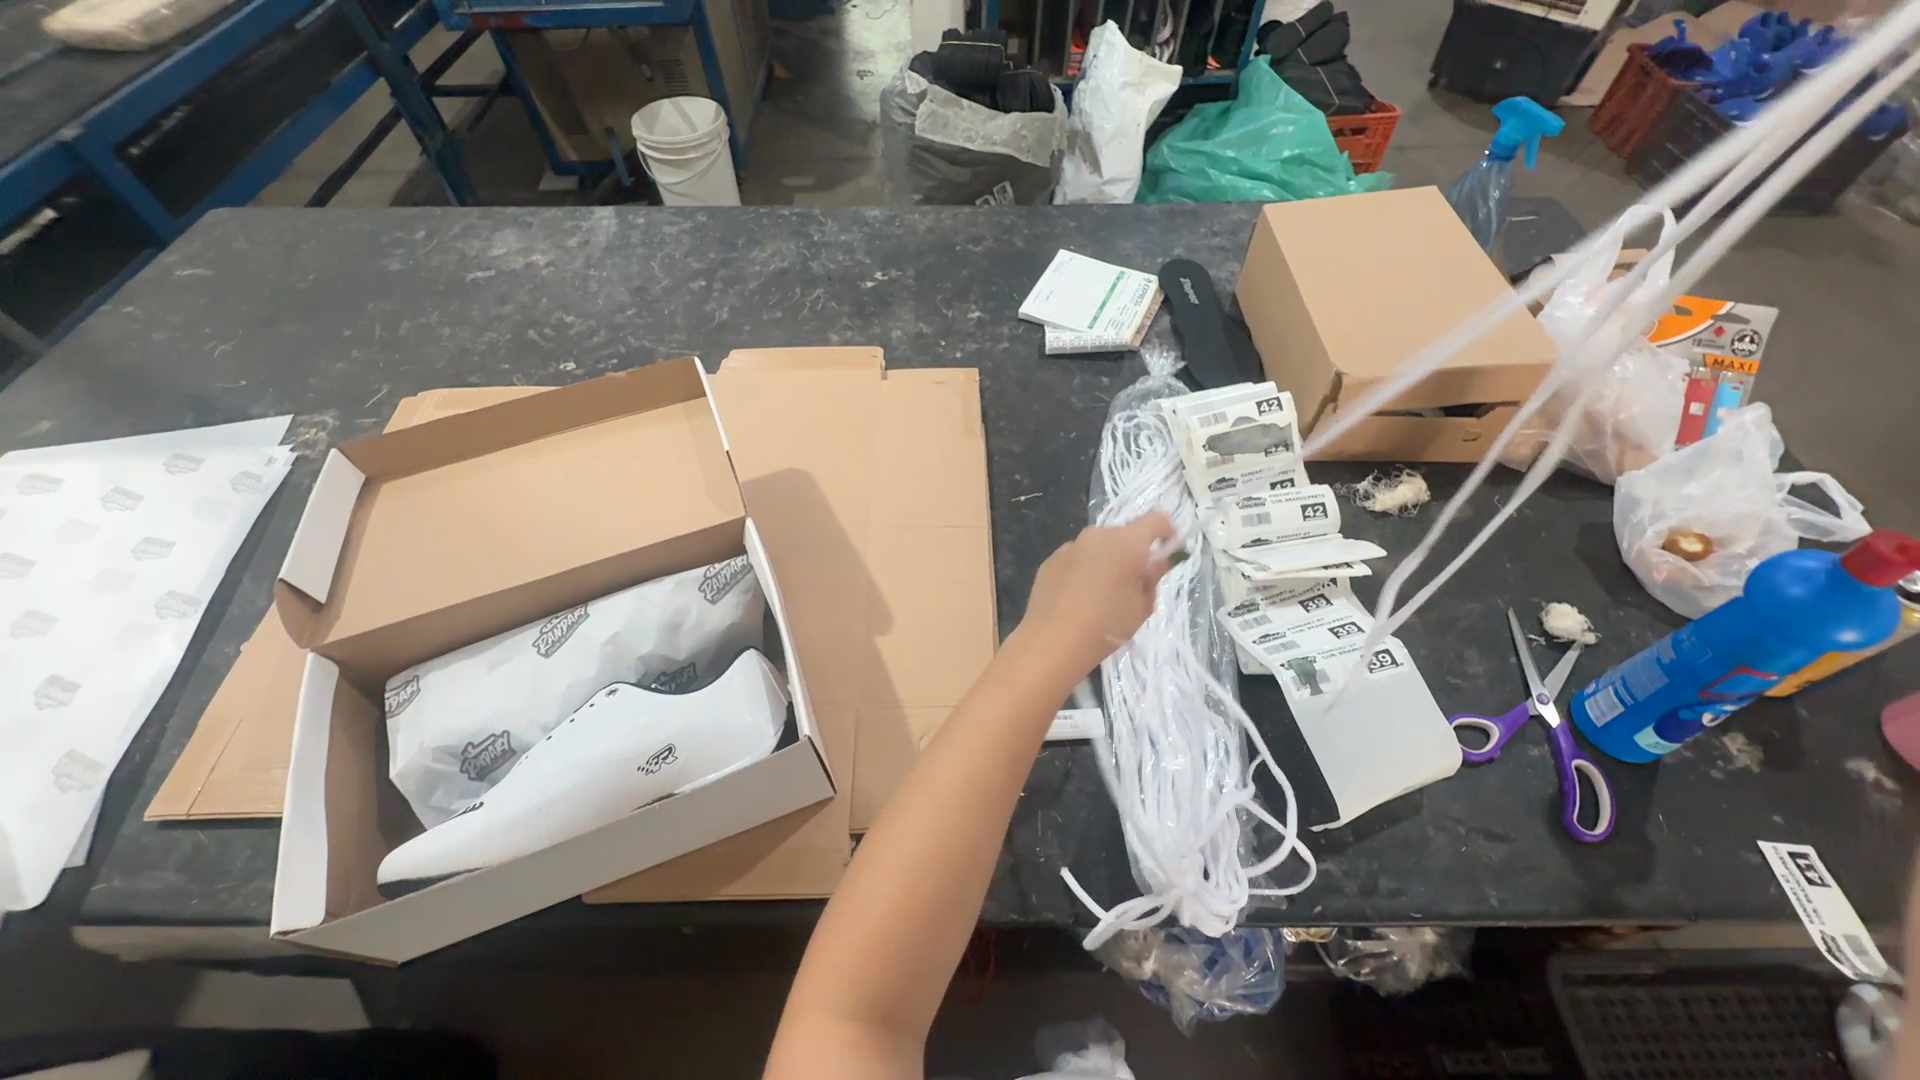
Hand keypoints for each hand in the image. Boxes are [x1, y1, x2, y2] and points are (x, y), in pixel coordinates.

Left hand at [1013, 513, 1178, 681]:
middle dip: (1134, 552)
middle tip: (1134, 583)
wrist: (1052, 642)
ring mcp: (1070, 546)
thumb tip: (1160, 560)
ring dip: (1107, 561)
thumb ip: (1153, 576)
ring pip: (1098, 547)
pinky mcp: (1050, 560)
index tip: (1168, 552)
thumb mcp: (1142, 606)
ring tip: (1102, 594)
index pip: (1156, 520)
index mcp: (1127, 543)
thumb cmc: (1107, 626)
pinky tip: (1077, 598)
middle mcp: (1097, 536)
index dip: (1167, 532)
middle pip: (1124, 534)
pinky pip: (1076, 559)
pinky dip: (1083, 570)